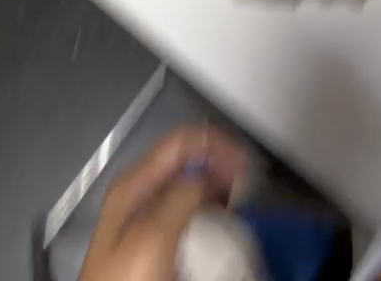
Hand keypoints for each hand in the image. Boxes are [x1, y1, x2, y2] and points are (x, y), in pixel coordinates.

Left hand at [80, 126, 250, 280]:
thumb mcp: (154, 235)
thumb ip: (182, 195)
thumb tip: (211, 177)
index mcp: (135, 184)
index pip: (182, 140)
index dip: (215, 145)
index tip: (242, 165)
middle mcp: (140, 193)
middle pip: (188, 159)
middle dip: (220, 165)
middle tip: (245, 183)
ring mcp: (148, 217)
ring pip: (191, 184)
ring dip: (218, 187)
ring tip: (238, 201)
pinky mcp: (157, 240)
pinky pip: (190, 210)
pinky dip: (211, 209)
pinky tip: (221, 222)